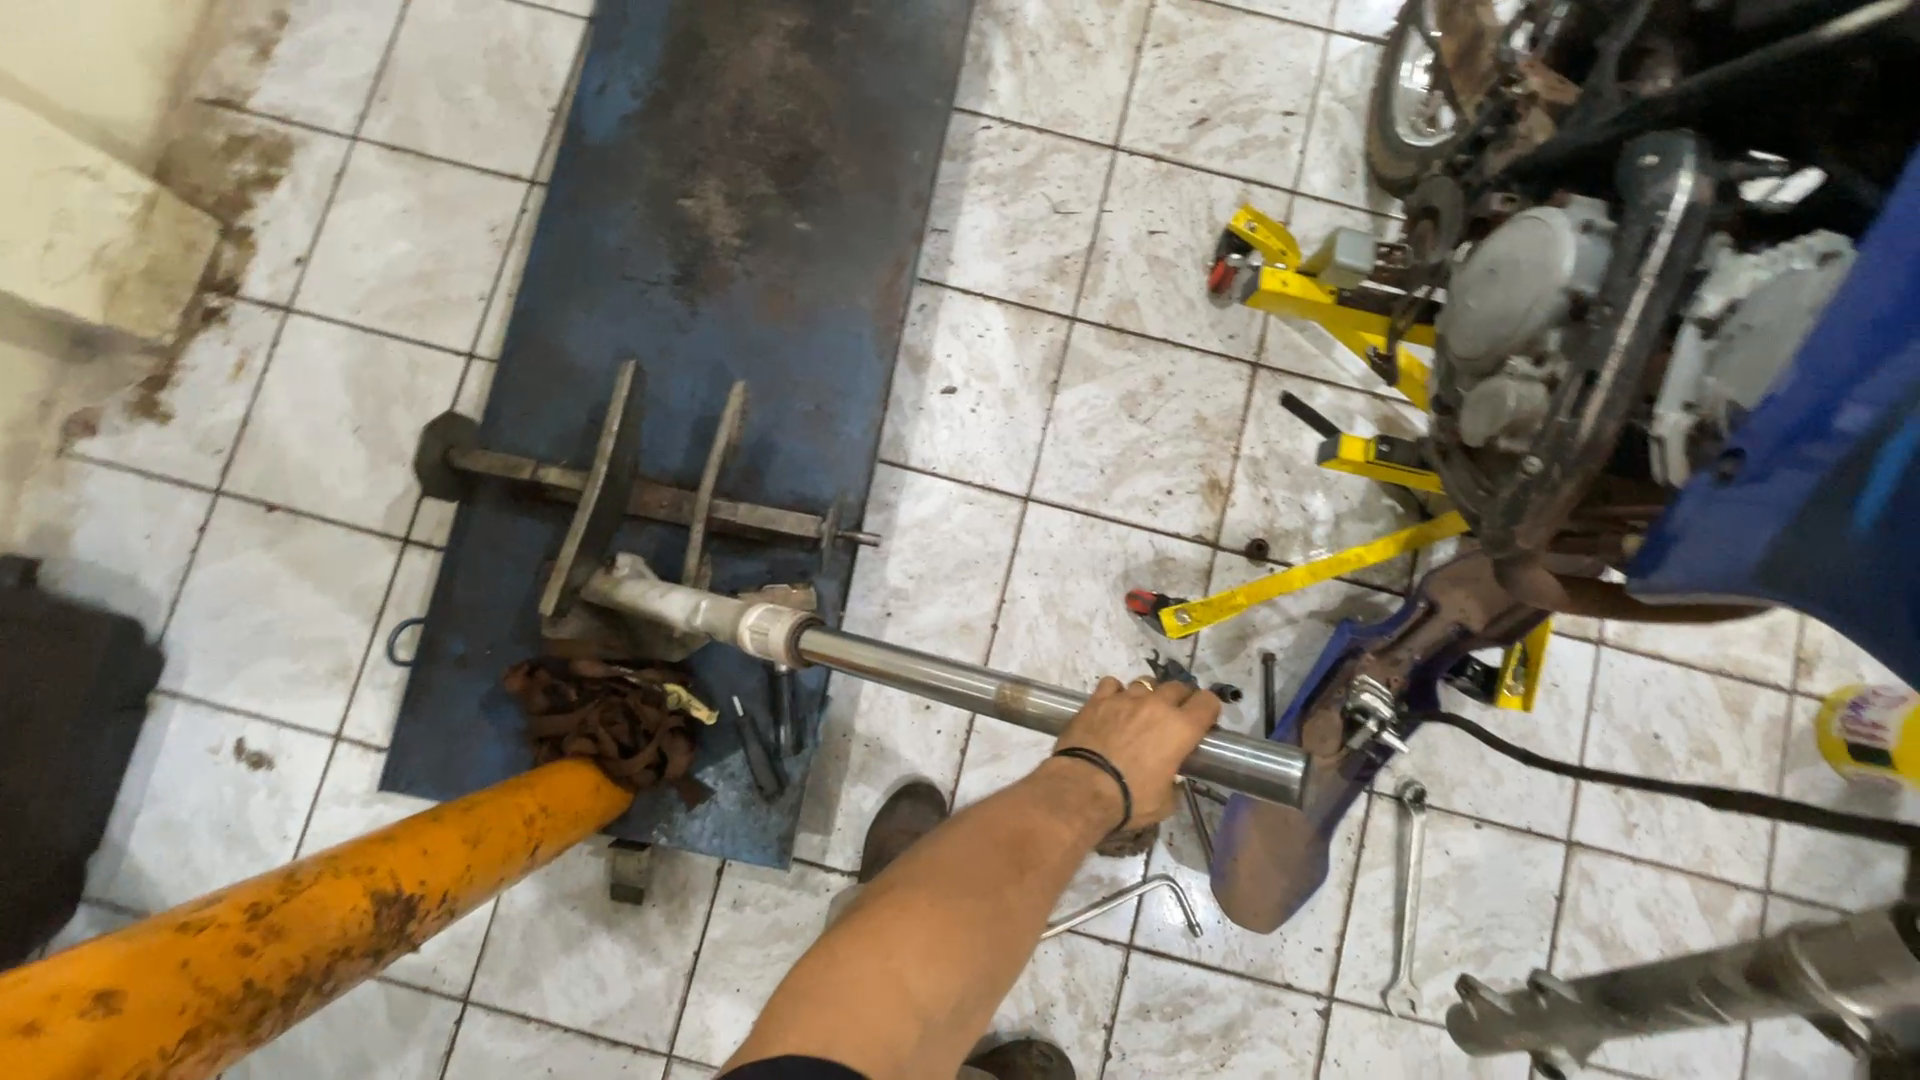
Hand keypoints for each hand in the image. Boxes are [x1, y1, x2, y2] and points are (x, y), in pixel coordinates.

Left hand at [1052, 677, 1220, 828]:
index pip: (1208, 702)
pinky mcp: (1098, 699)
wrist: (1082, 788)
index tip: (1203, 720)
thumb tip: (1170, 780)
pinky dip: (1116, 692)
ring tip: (1141, 710)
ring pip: (1145, 682)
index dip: (1209, 709)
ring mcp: (1125, 698)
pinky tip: (1113, 705)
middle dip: (1180, 698)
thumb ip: (1173, 784)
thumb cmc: (1130, 799)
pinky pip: (1112, 684)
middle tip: (1174, 716)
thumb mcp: (1165, 802)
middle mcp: (1156, 705)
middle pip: (1177, 686)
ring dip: (1148, 694)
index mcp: (1181, 728)